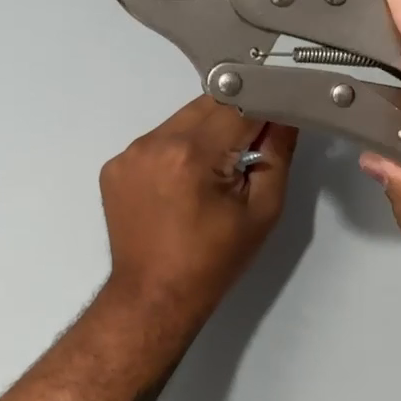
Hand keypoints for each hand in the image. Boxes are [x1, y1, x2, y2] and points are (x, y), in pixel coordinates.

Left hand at [99, 96, 298, 327]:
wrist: (154, 296)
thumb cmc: (214, 261)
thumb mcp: (262, 211)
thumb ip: (277, 154)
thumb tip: (286, 114)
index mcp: (193, 153)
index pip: (239, 104)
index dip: (263, 106)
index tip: (278, 117)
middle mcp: (155, 142)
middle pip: (206, 105)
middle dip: (233, 119)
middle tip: (248, 151)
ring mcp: (129, 153)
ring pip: (180, 120)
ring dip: (203, 133)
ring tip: (211, 173)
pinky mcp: (115, 165)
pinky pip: (156, 141)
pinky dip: (175, 151)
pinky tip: (180, 184)